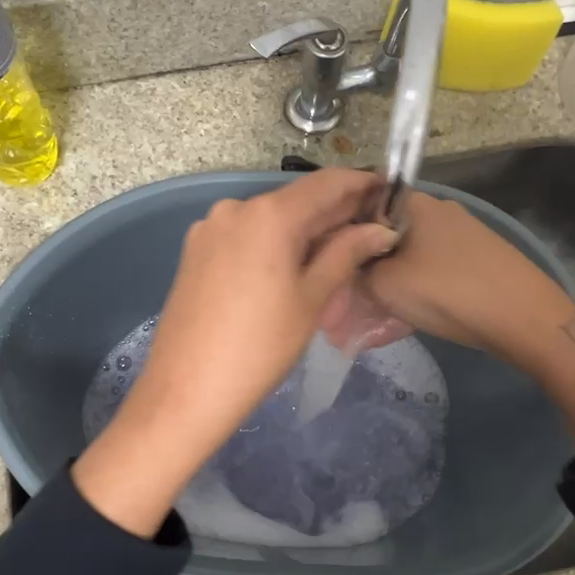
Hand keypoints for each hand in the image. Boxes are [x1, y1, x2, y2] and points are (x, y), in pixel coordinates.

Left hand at [72, 169, 398, 535]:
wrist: (186, 391)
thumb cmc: (259, 348)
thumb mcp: (311, 300)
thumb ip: (345, 254)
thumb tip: (380, 229)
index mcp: (268, 214)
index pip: (326, 183)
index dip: (361, 184)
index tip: (388, 193)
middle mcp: (234, 208)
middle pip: (295, 199)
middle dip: (333, 213)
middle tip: (369, 234)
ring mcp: (209, 229)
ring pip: (269, 219)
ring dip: (302, 231)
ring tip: (334, 257)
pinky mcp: (194, 252)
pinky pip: (245, 236)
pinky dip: (272, 244)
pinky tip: (290, 269)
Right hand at [364, 191, 574, 461]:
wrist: (524, 318)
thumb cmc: (448, 293)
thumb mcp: (385, 286)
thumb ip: (355, 274)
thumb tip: (344, 272)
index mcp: (415, 202)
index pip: (364, 205)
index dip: (343, 234)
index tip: (331, 264)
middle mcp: (441, 209)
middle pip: (388, 231)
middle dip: (368, 262)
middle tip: (354, 295)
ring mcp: (465, 233)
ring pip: (412, 252)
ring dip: (394, 278)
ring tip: (382, 311)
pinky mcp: (481, 257)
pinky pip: (435, 267)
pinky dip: (420, 287)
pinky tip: (414, 314)